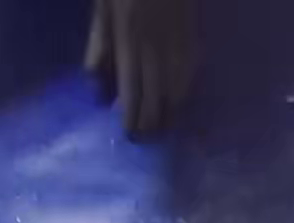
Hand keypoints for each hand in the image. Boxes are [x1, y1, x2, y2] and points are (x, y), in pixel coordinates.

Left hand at [84, 0, 195, 135]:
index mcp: (129, 40)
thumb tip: (101, 97)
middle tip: (146, 139)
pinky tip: (179, 100)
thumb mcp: (102, 7)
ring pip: (178, 92)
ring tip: (162, 127)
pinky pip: (192, 71)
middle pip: (158, 101)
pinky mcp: (194, 31)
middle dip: (152, 126)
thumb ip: (99, 51)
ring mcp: (179, 39)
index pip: (133, 97)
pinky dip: (184, 91)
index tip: (130, 137)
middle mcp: (157, 46)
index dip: (133, 122)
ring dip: (171, 114)